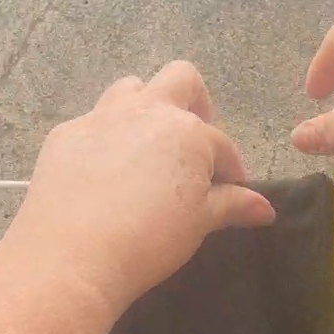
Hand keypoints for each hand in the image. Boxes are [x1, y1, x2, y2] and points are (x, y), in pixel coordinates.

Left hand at [1, 62, 275, 316]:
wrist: (73, 254)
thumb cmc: (149, 239)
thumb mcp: (200, 222)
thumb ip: (233, 205)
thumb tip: (266, 209)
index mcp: (188, 131)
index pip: (221, 145)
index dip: (230, 169)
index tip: (230, 191)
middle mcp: (147, 111)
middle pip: (181, 78)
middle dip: (194, 103)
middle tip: (191, 142)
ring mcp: (103, 117)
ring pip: (131, 88)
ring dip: (145, 108)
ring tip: (145, 147)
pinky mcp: (66, 133)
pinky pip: (93, 122)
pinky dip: (106, 138)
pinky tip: (102, 172)